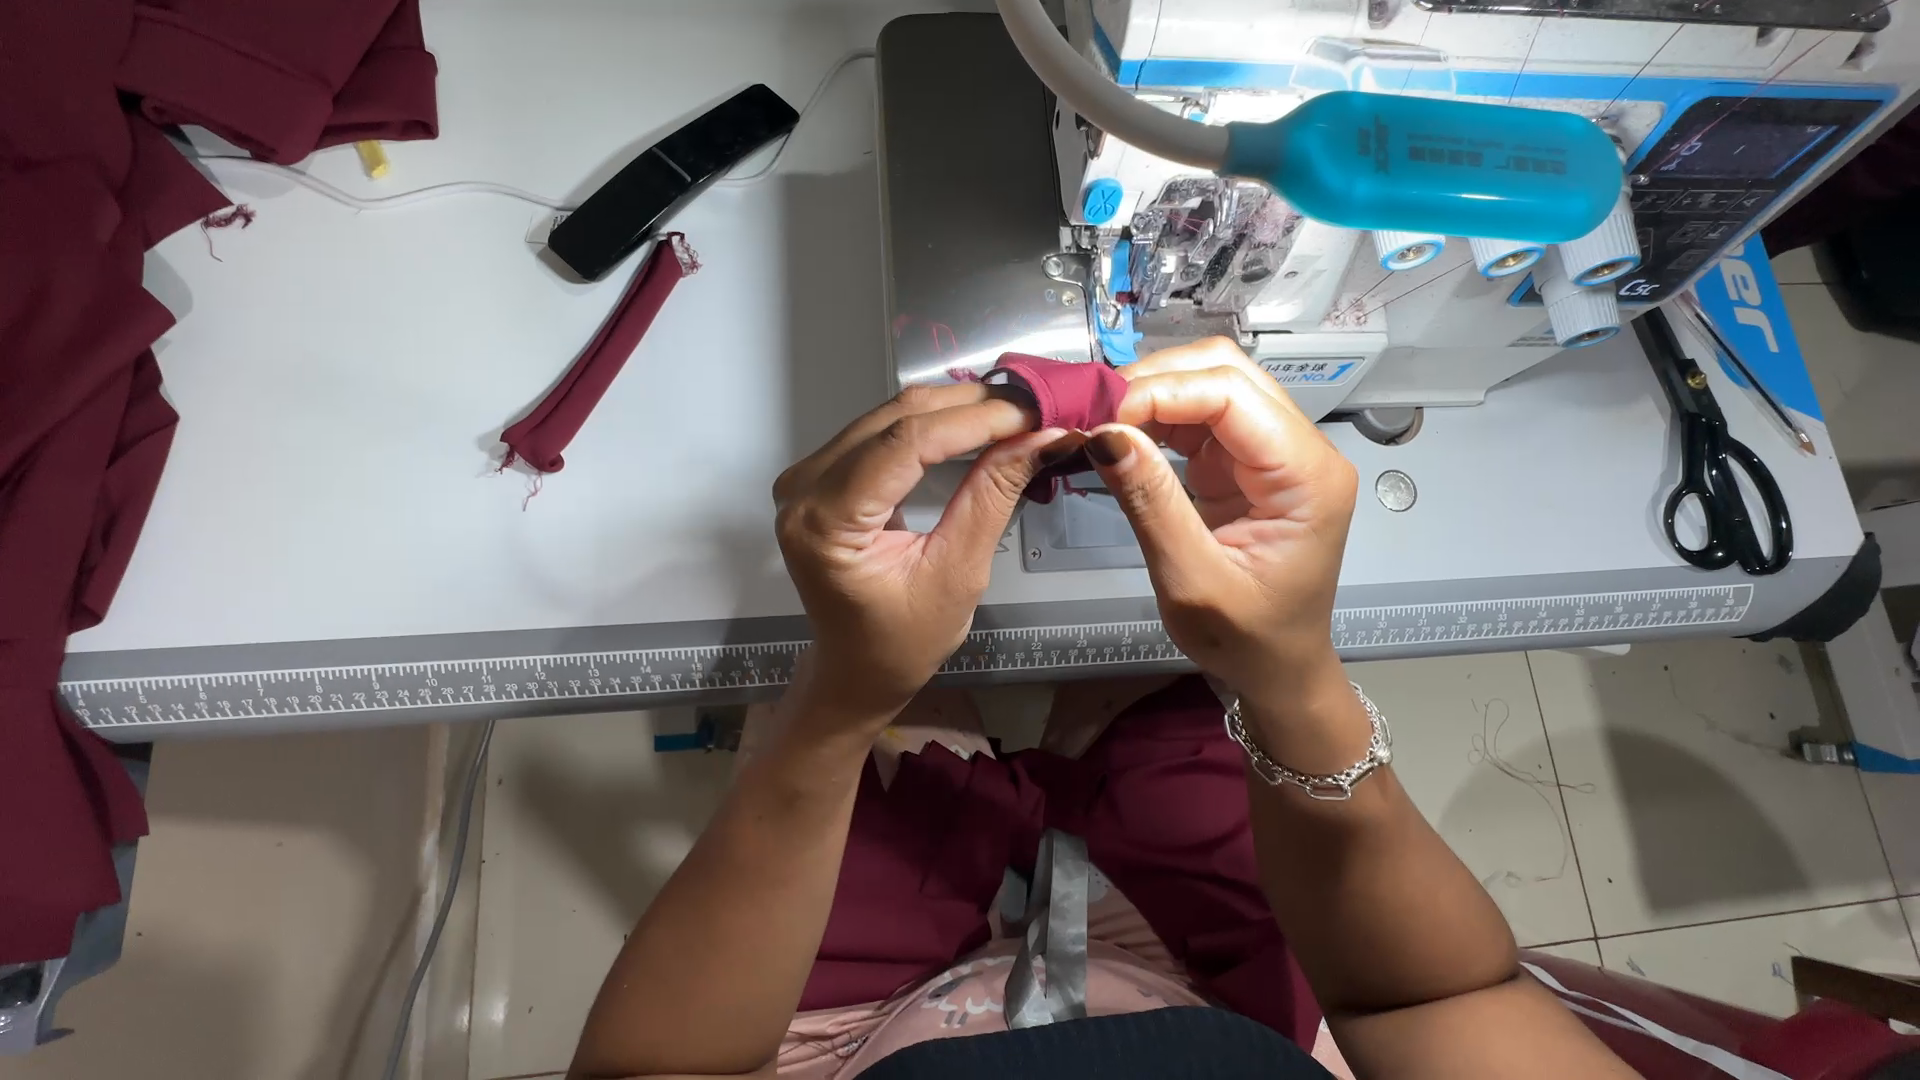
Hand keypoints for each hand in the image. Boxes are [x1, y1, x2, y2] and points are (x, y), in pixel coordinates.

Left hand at [773, 383, 1063, 723]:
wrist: (857, 668)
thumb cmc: (904, 640)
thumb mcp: (958, 573)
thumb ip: (992, 497)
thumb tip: (1042, 437)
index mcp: (825, 522)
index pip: (905, 443)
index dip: (975, 421)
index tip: (1034, 414)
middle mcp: (803, 488)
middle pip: (894, 418)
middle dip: (970, 407)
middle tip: (1034, 408)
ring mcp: (806, 477)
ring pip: (889, 415)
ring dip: (954, 409)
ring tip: (1013, 414)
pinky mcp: (820, 475)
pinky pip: (880, 431)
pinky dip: (931, 424)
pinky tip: (973, 424)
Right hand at [1084, 337, 1358, 700]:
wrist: (1274, 667)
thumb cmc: (1245, 638)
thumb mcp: (1191, 580)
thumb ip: (1151, 503)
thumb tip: (1103, 434)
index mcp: (1308, 477)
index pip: (1233, 395)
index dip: (1161, 392)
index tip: (1099, 419)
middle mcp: (1301, 449)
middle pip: (1228, 373)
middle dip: (1155, 381)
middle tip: (1093, 412)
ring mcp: (1274, 451)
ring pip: (1212, 384)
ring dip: (1153, 394)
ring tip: (1100, 421)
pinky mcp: (1246, 462)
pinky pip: (1201, 415)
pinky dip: (1158, 416)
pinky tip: (1124, 433)